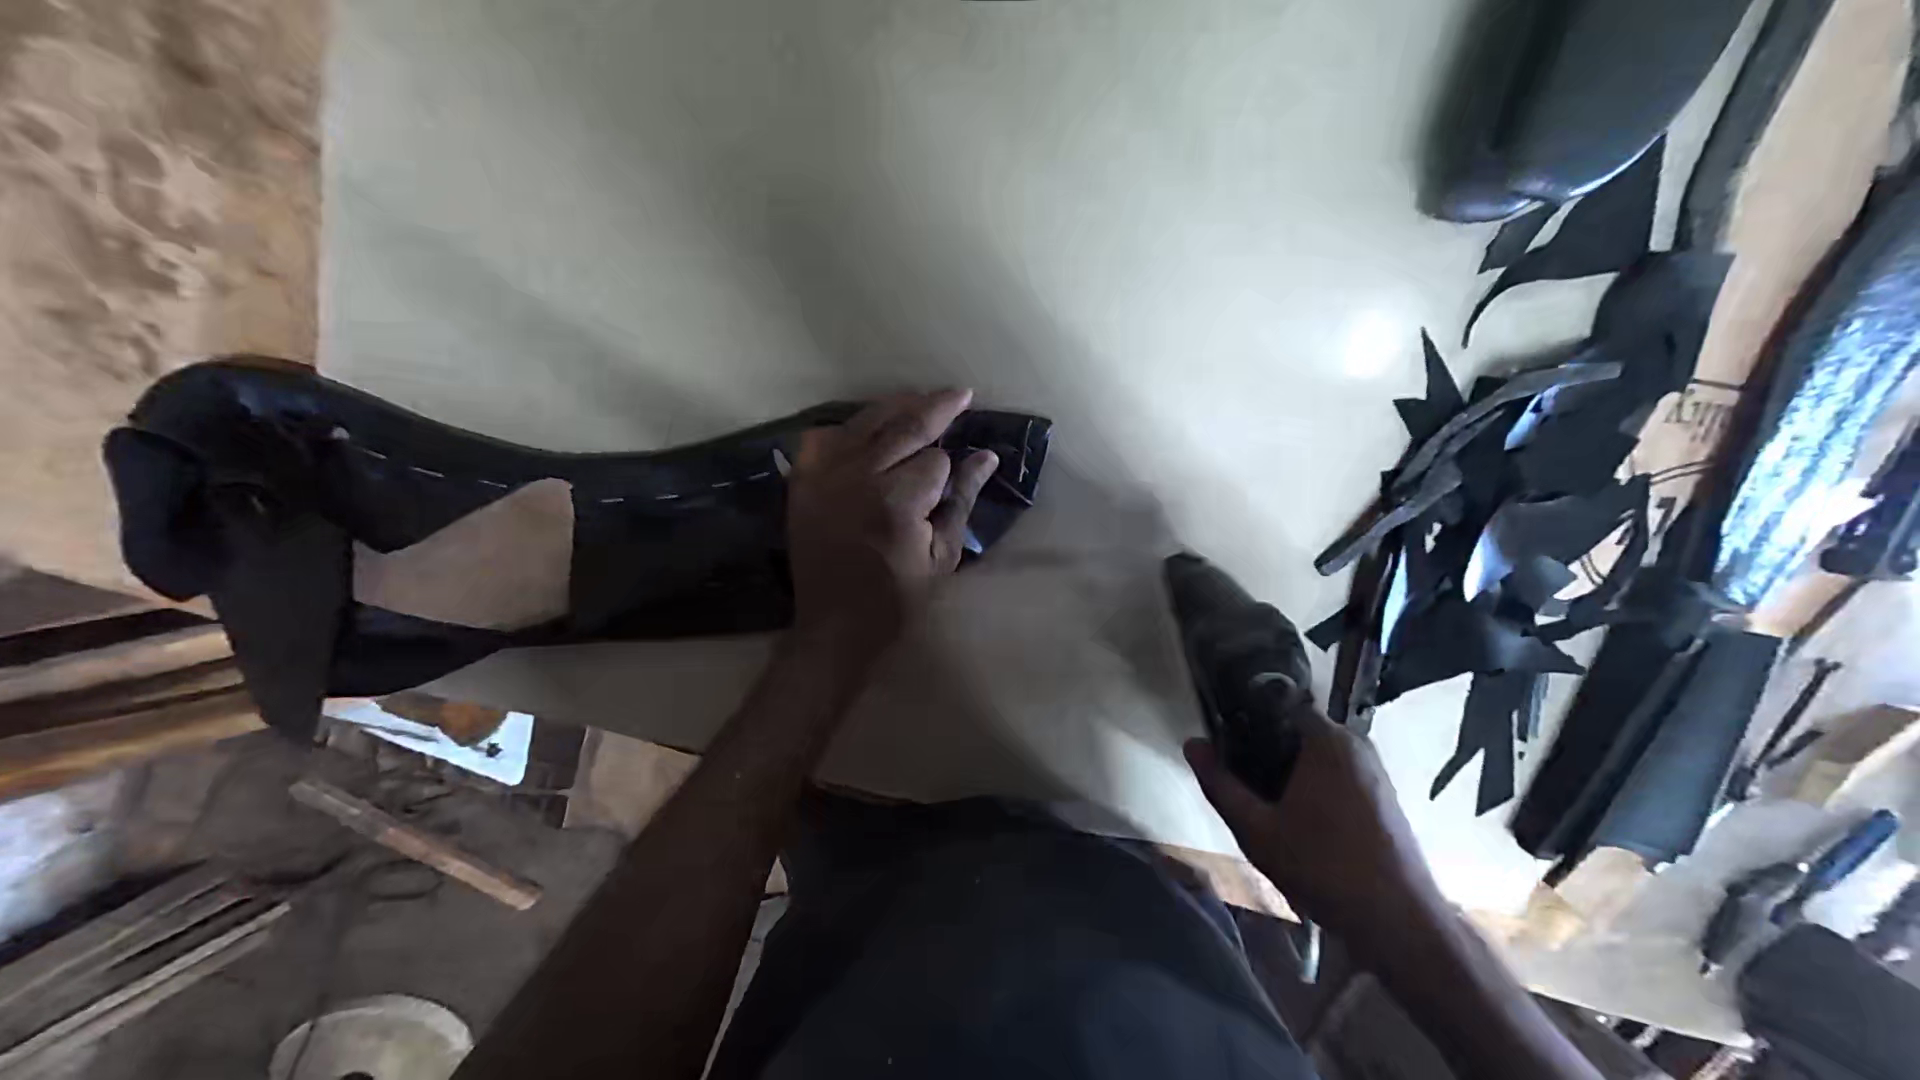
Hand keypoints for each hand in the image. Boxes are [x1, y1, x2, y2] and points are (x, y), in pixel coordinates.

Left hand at [787, 389, 998, 652]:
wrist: (834, 626)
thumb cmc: (897, 600)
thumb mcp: (942, 555)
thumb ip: (962, 500)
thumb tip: (985, 456)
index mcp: (897, 501)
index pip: (936, 459)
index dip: (951, 465)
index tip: (959, 471)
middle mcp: (858, 477)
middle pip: (904, 426)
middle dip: (937, 407)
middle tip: (961, 394)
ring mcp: (824, 475)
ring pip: (864, 422)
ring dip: (896, 406)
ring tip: (921, 399)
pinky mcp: (802, 482)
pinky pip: (821, 437)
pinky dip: (845, 428)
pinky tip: (864, 429)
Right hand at [1185, 702, 1445, 950]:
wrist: (1398, 924)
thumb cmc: (1323, 866)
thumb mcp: (1256, 828)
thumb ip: (1220, 783)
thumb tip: (1191, 744)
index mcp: (1327, 739)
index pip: (1276, 704)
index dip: (1245, 720)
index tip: (1224, 744)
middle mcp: (1355, 744)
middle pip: (1294, 730)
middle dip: (1263, 749)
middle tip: (1239, 780)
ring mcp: (1373, 770)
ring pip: (1314, 754)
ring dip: (1287, 770)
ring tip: (1263, 802)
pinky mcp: (1382, 795)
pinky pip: (1335, 773)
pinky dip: (1311, 785)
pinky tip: (1295, 818)